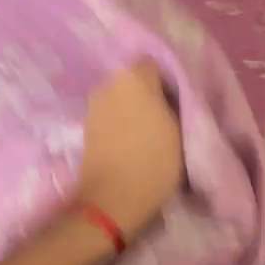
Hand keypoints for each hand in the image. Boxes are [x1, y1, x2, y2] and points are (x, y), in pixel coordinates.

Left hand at [77, 60, 183, 238]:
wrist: (112, 199)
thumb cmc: (153, 162)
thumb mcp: (180, 129)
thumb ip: (172, 103)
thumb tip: (167, 98)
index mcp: (133, 76)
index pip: (155, 65)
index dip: (167, 82)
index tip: (177, 104)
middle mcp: (107, 83)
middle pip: (133, 81)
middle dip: (147, 94)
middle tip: (164, 117)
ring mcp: (92, 106)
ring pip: (119, 99)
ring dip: (131, 110)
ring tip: (146, 134)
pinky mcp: (85, 128)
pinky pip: (109, 117)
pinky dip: (119, 124)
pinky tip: (129, 143)